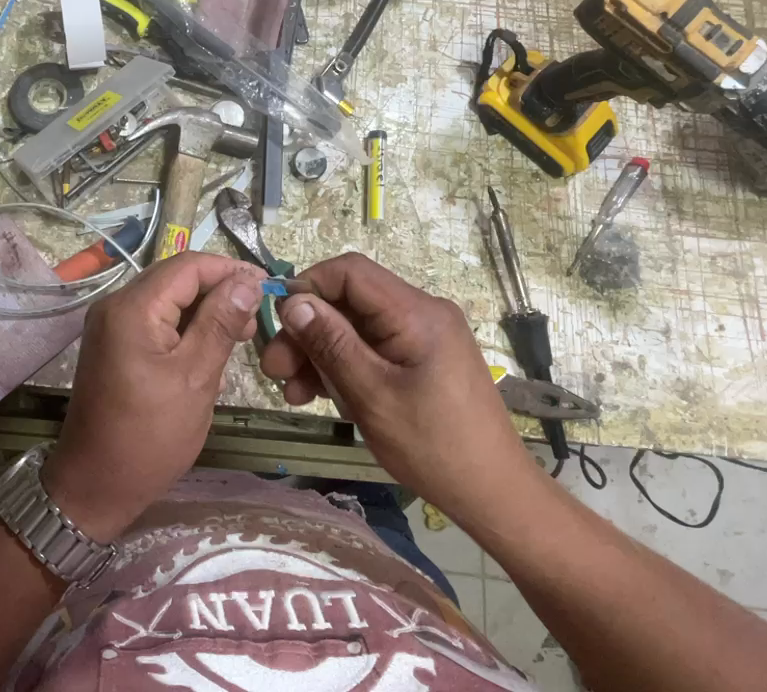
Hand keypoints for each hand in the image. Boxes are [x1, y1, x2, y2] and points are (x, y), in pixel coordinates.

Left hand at [43, 252, 265, 541]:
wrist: (95, 484)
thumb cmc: (150, 435)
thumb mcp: (196, 377)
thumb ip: (220, 323)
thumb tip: (248, 281)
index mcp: (132, 307)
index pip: (187, 266)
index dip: (229, 270)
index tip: (267, 285)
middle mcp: (115, 305)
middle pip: (175, 277)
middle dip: (218, 289)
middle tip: (256, 314)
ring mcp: (110, 325)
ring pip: (166, 298)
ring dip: (203, 308)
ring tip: (240, 333)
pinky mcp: (113, 344)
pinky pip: (154, 319)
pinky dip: (184, 326)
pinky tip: (209, 347)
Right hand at [260, 253, 540, 520]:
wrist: (493, 494)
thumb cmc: (433, 446)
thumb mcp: (372, 395)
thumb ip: (331, 343)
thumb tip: (292, 301)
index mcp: (416, 313)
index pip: (350, 272)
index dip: (307, 286)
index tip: (277, 321)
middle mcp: (421, 314)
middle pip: (348, 302)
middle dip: (307, 331)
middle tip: (274, 370)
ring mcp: (421, 338)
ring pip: (354, 328)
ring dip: (318, 355)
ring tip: (291, 392)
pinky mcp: (420, 361)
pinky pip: (370, 350)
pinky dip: (342, 368)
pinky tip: (320, 397)